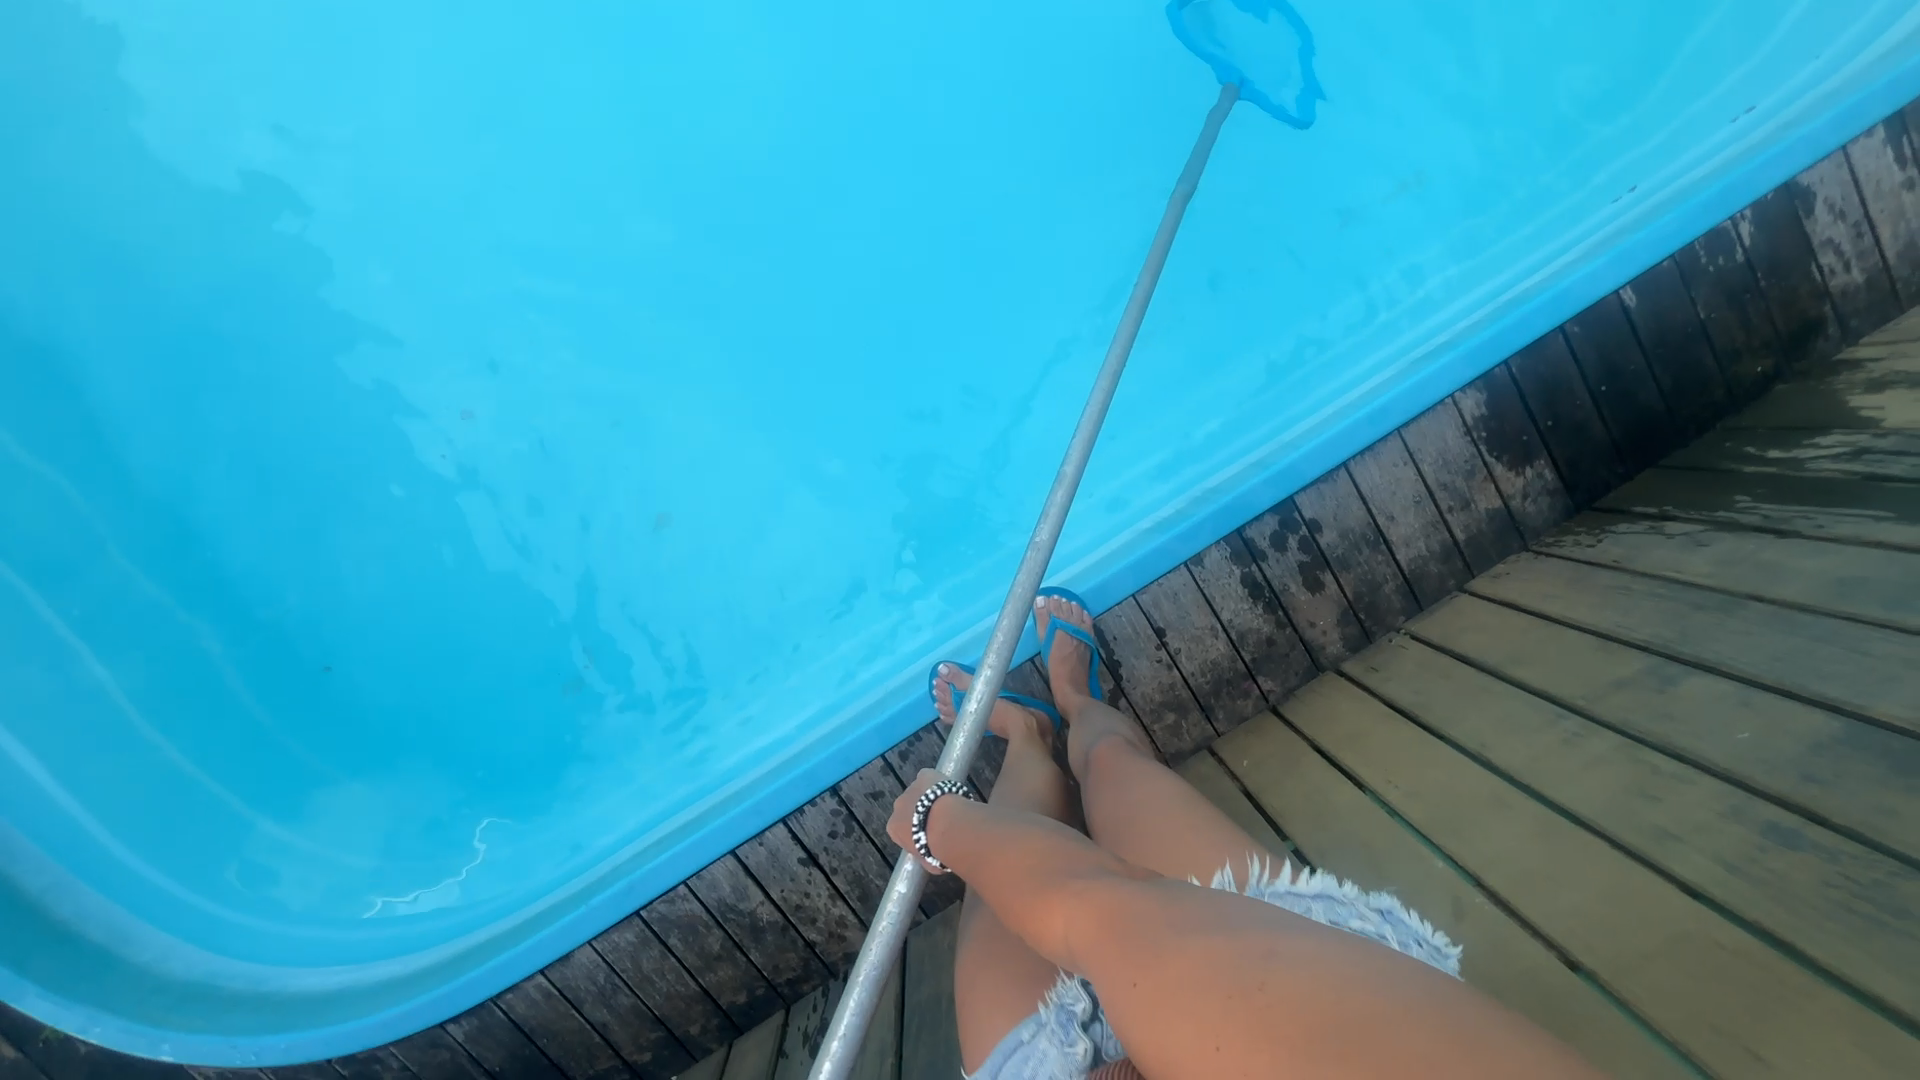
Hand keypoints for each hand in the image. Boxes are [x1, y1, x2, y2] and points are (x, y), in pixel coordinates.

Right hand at [888, 768, 954, 874]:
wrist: (950, 826)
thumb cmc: (938, 849)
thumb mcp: (929, 863)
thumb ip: (926, 858)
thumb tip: (933, 860)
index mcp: (893, 828)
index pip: (900, 829)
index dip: (914, 831)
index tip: (927, 835)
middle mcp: (898, 806)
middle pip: (908, 807)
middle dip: (920, 812)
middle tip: (939, 821)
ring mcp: (910, 787)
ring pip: (920, 792)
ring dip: (930, 797)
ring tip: (947, 806)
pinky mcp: (924, 774)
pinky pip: (927, 776)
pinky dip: (935, 781)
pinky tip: (948, 790)